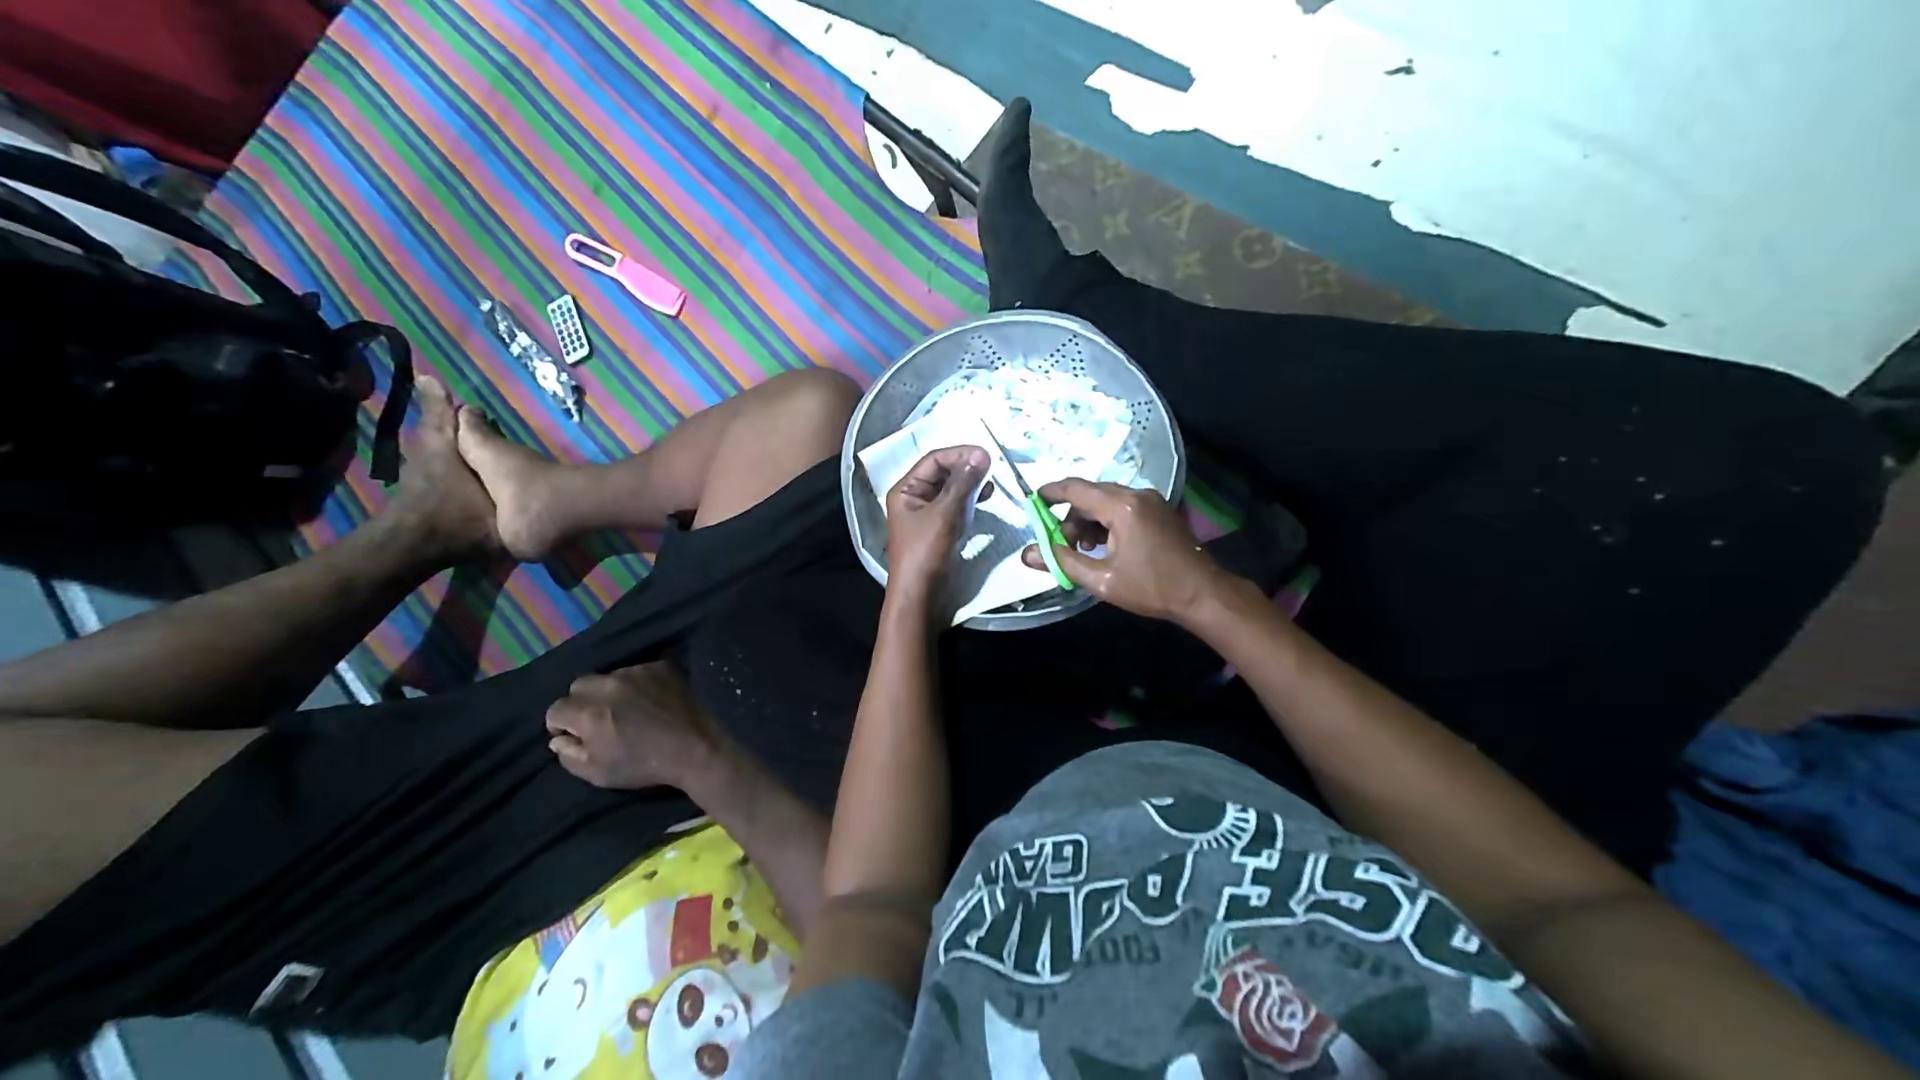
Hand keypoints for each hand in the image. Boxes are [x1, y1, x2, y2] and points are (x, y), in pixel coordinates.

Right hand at [545, 662, 719, 789]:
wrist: (696, 748)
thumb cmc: (644, 766)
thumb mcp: (598, 773)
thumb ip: (569, 754)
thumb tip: (557, 738)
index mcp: (589, 712)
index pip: (556, 709)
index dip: (561, 724)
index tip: (575, 734)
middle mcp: (609, 685)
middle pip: (580, 686)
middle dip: (582, 702)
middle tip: (600, 719)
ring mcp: (637, 672)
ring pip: (609, 676)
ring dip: (611, 690)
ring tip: (629, 708)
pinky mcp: (661, 666)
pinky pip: (638, 670)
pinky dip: (638, 683)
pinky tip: (651, 699)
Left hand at [884, 445, 989, 594]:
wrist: (921, 595)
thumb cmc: (925, 552)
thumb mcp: (944, 513)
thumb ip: (963, 483)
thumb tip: (981, 455)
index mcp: (906, 490)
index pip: (934, 460)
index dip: (959, 454)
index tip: (985, 455)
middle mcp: (915, 498)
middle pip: (942, 473)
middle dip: (966, 468)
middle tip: (991, 467)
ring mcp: (928, 515)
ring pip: (951, 490)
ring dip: (970, 484)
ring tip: (990, 483)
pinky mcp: (941, 530)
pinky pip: (956, 507)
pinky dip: (971, 501)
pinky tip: (985, 500)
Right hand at [1021, 478, 1230, 623]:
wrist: (1203, 594)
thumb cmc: (1152, 588)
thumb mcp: (1102, 580)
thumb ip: (1062, 562)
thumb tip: (1028, 554)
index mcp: (1122, 507)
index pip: (1076, 489)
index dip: (1051, 493)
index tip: (1032, 501)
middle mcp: (1136, 495)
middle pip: (1090, 494)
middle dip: (1070, 516)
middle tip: (1061, 544)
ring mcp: (1150, 500)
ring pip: (1106, 501)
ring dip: (1088, 521)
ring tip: (1084, 551)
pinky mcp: (1158, 510)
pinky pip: (1122, 506)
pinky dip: (1106, 521)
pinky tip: (1104, 546)